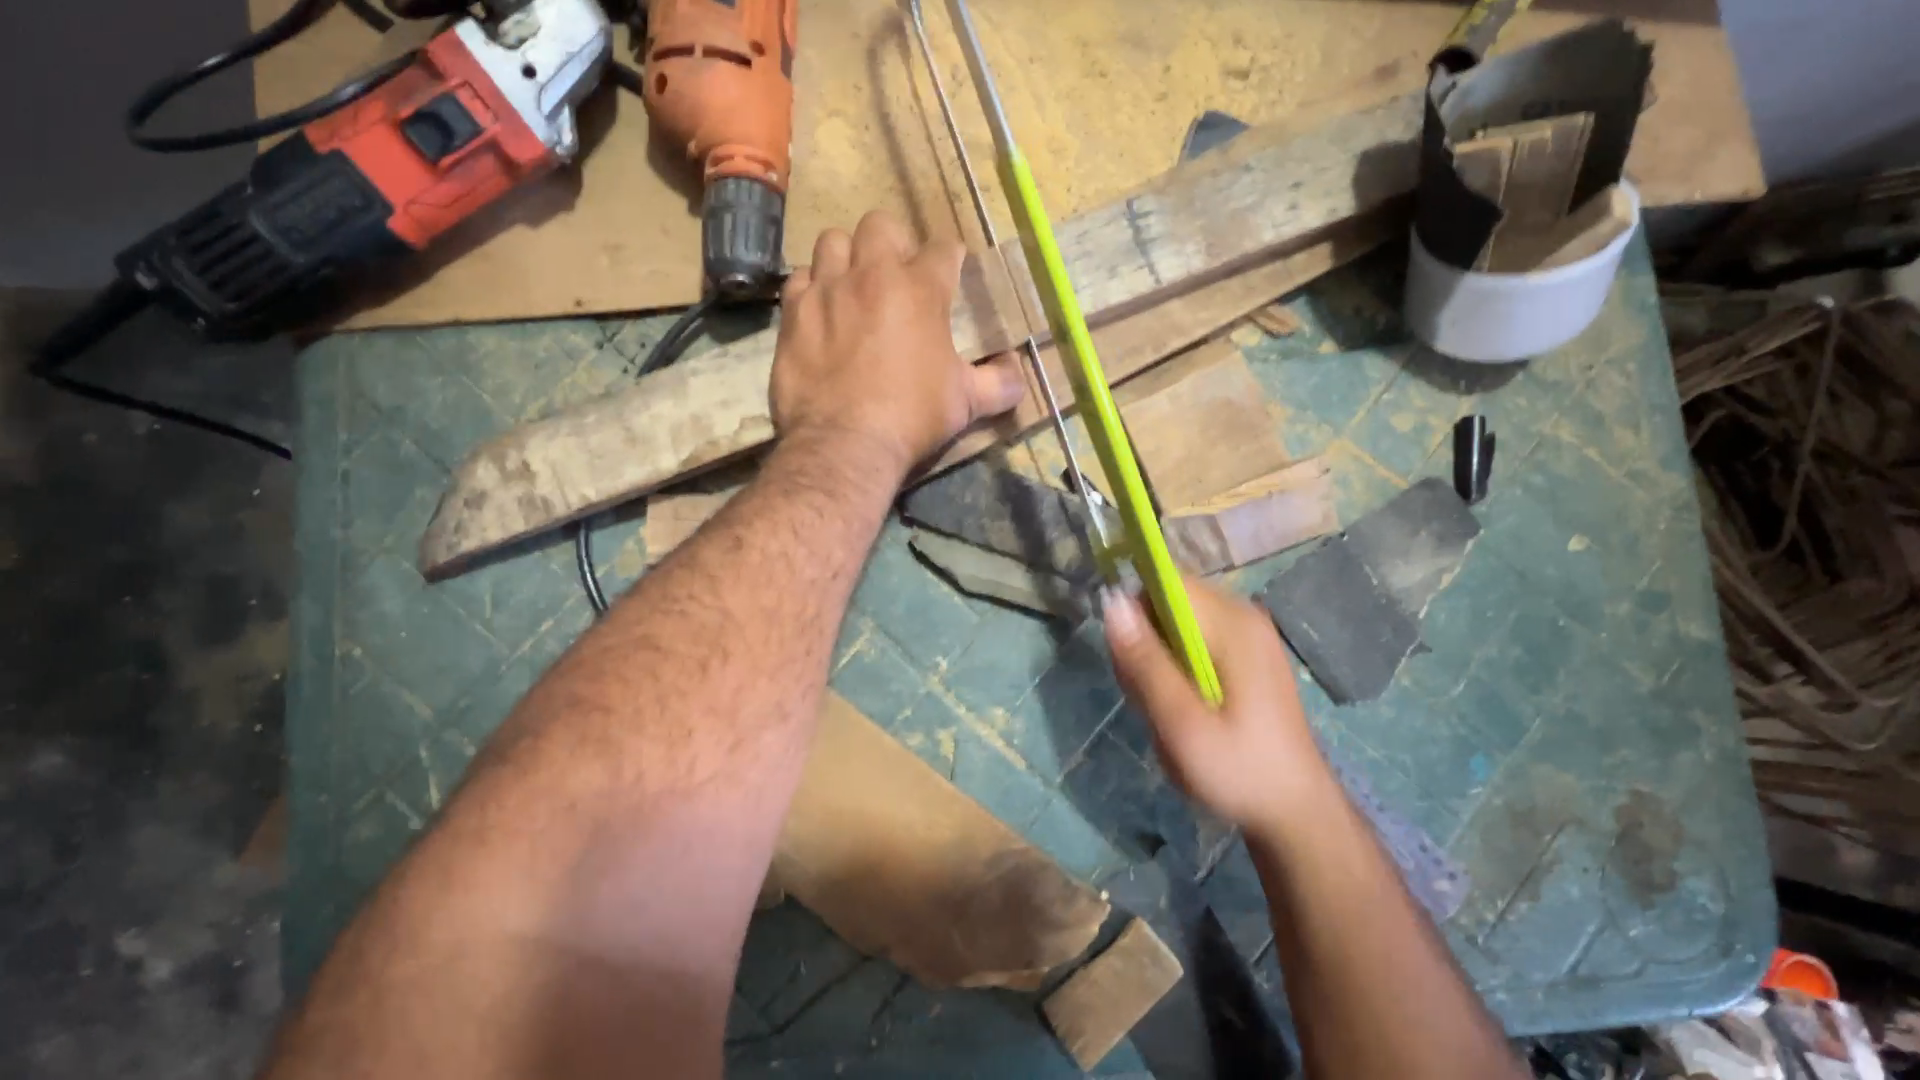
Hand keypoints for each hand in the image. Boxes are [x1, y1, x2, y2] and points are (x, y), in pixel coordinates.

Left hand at [770, 211, 1026, 476]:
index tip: (950, 274)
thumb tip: (1020, 376)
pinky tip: (820, 313)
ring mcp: (826, 290)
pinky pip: (799, 281)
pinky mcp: (792, 313)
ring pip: (832, 242)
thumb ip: (998, 383)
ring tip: (853, 286)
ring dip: (846, 258)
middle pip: (880, 225)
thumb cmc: (912, 417)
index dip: (949, 259)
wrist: (843, 443)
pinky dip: (811, 290)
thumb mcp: (967, 403)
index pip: (943, 248)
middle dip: (892, 243)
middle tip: (896, 275)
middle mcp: (871, 275)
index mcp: (921, 288)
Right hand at [1102, 579, 1335, 835]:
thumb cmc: (1239, 770)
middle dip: (1144, 645)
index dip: (1134, 611)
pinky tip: (1181, 712)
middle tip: (1148, 702)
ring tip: (1166, 715)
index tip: (1128, 662)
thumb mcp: (1182, 725)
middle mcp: (1242, 617)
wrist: (1294, 810)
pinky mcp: (1244, 655)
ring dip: (1156, 665)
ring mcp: (1246, 636)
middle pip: (1167, 604)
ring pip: (1174, 627)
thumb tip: (1111, 603)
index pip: (1166, 582)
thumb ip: (1145, 663)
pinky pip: (1192, 644)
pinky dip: (1174, 673)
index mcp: (1233, 625)